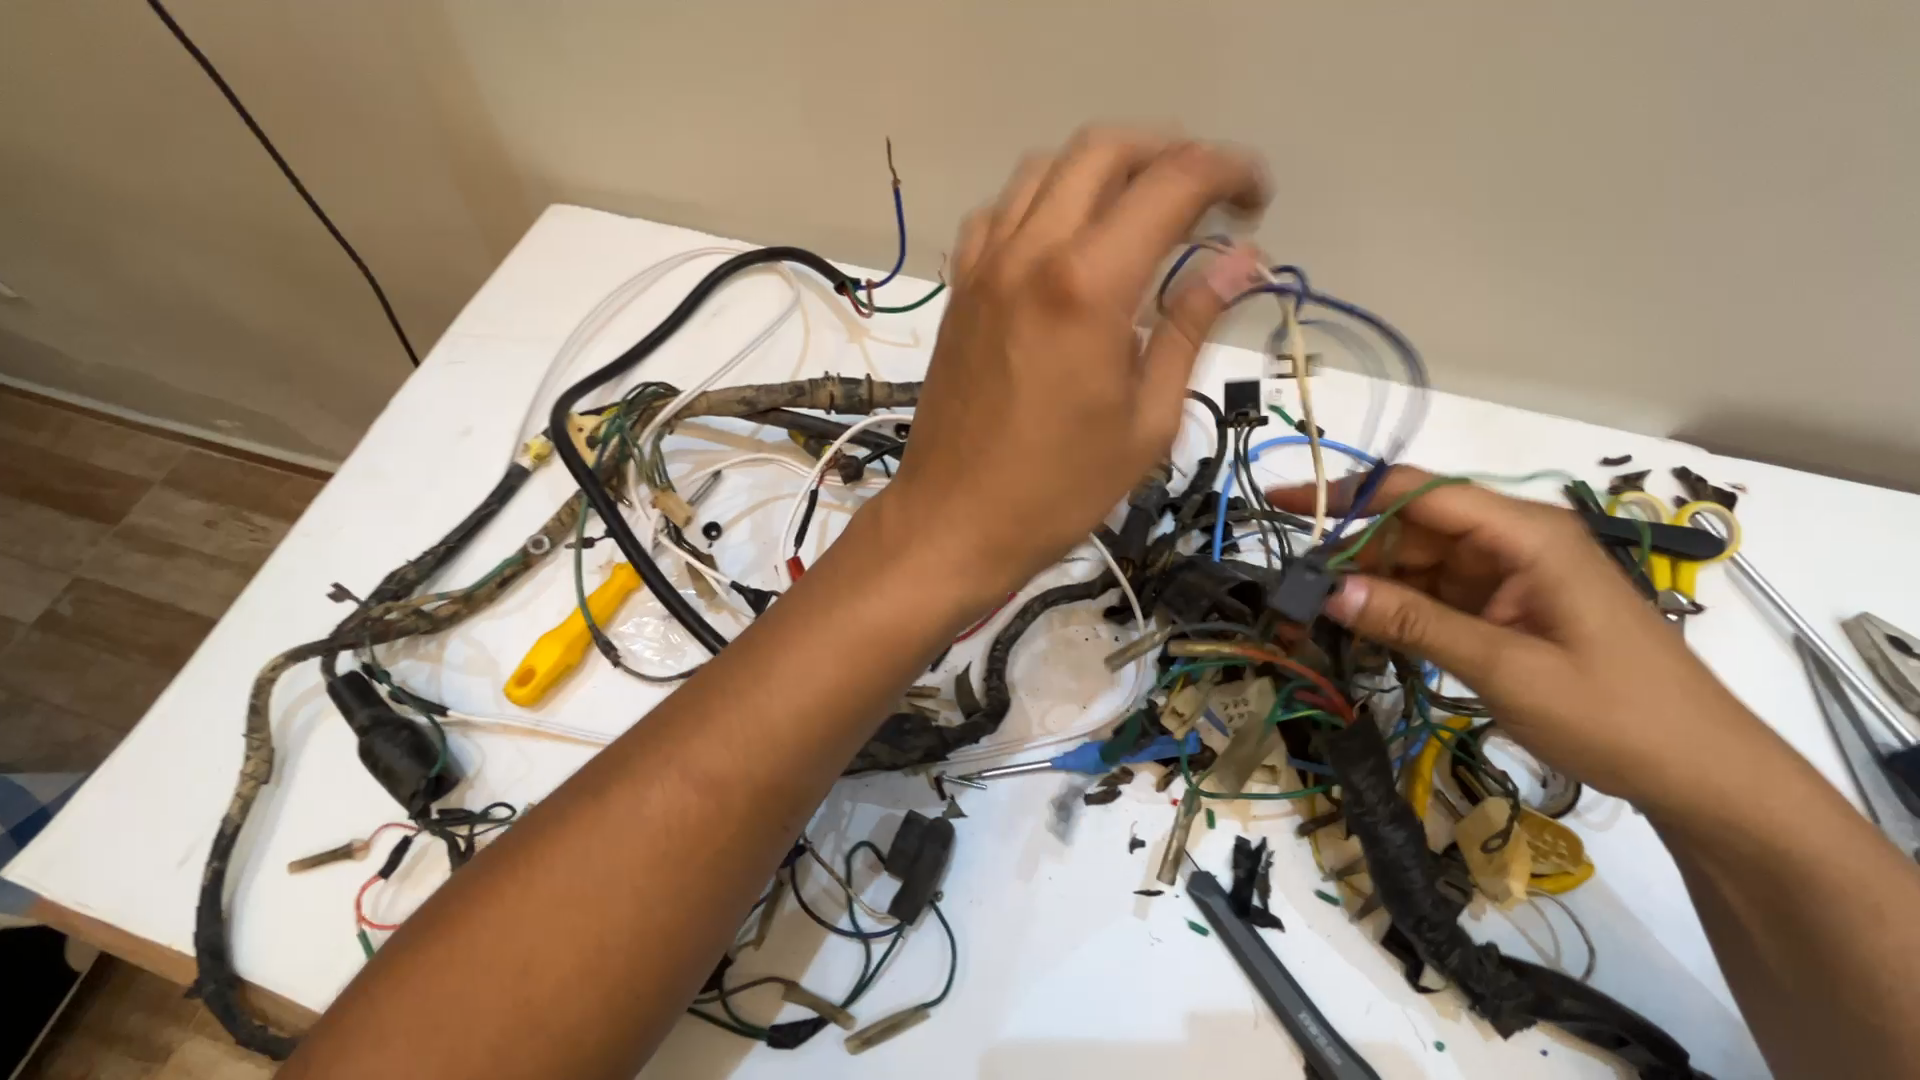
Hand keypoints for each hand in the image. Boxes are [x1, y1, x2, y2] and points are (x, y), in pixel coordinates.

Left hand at [870, 128, 1267, 609]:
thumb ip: (1190, 328)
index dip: (1228, 173)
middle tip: (1207, 193)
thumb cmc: (1059, 489)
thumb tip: (1240, 262)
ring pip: (1046, 168)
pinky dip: (1043, 202)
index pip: (1171, 185)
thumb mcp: (1148, 421)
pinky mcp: (960, 289)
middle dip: (1168, 151)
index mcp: (1088, 287)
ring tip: (1143, 208)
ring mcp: (985, 266)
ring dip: (1104, 168)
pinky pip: (1000, 212)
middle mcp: (1030, 253)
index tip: (1257, 198)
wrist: (955, 521)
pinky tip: (1066, 241)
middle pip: (1104, 149)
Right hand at [1268, 467, 1766, 809]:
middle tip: (1295, 590)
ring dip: (1370, 586)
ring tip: (1316, 616)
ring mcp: (1511, 577)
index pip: (1418, 493)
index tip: (1284, 509)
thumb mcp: (1505, 668)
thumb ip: (1414, 623)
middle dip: (1352, 552)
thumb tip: (1329, 591)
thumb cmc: (1615, 713)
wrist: (1703, 774)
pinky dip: (1398, 612)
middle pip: (1412, 527)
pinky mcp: (1507, 610)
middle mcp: (1515, 542)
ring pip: (1418, 563)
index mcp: (1526, 534)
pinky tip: (1363, 631)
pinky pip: (1437, 596)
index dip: (1346, 495)